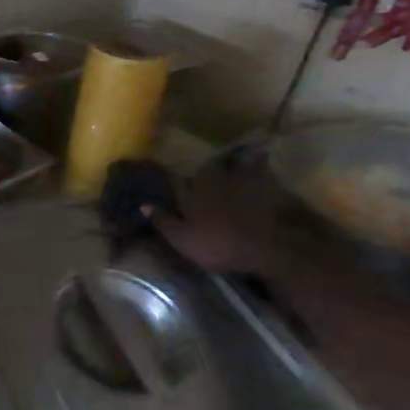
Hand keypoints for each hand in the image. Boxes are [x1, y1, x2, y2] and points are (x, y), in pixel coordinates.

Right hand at [149, 161, 292, 277]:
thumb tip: (142, 204)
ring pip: (234, 163)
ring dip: (233, 163)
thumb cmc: (217, 245)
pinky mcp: (266, 183)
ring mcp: (241, 177)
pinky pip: (260, 166)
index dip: (178, 182)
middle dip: (207, 169)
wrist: (263, 246)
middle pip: (207, 167)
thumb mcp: (182, 239)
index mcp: (192, 189)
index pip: (179, 179)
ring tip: (234, 165)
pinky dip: (258, 164)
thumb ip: (163, 221)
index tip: (178, 184)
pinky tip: (260, 168)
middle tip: (209, 174)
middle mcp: (214, 176)